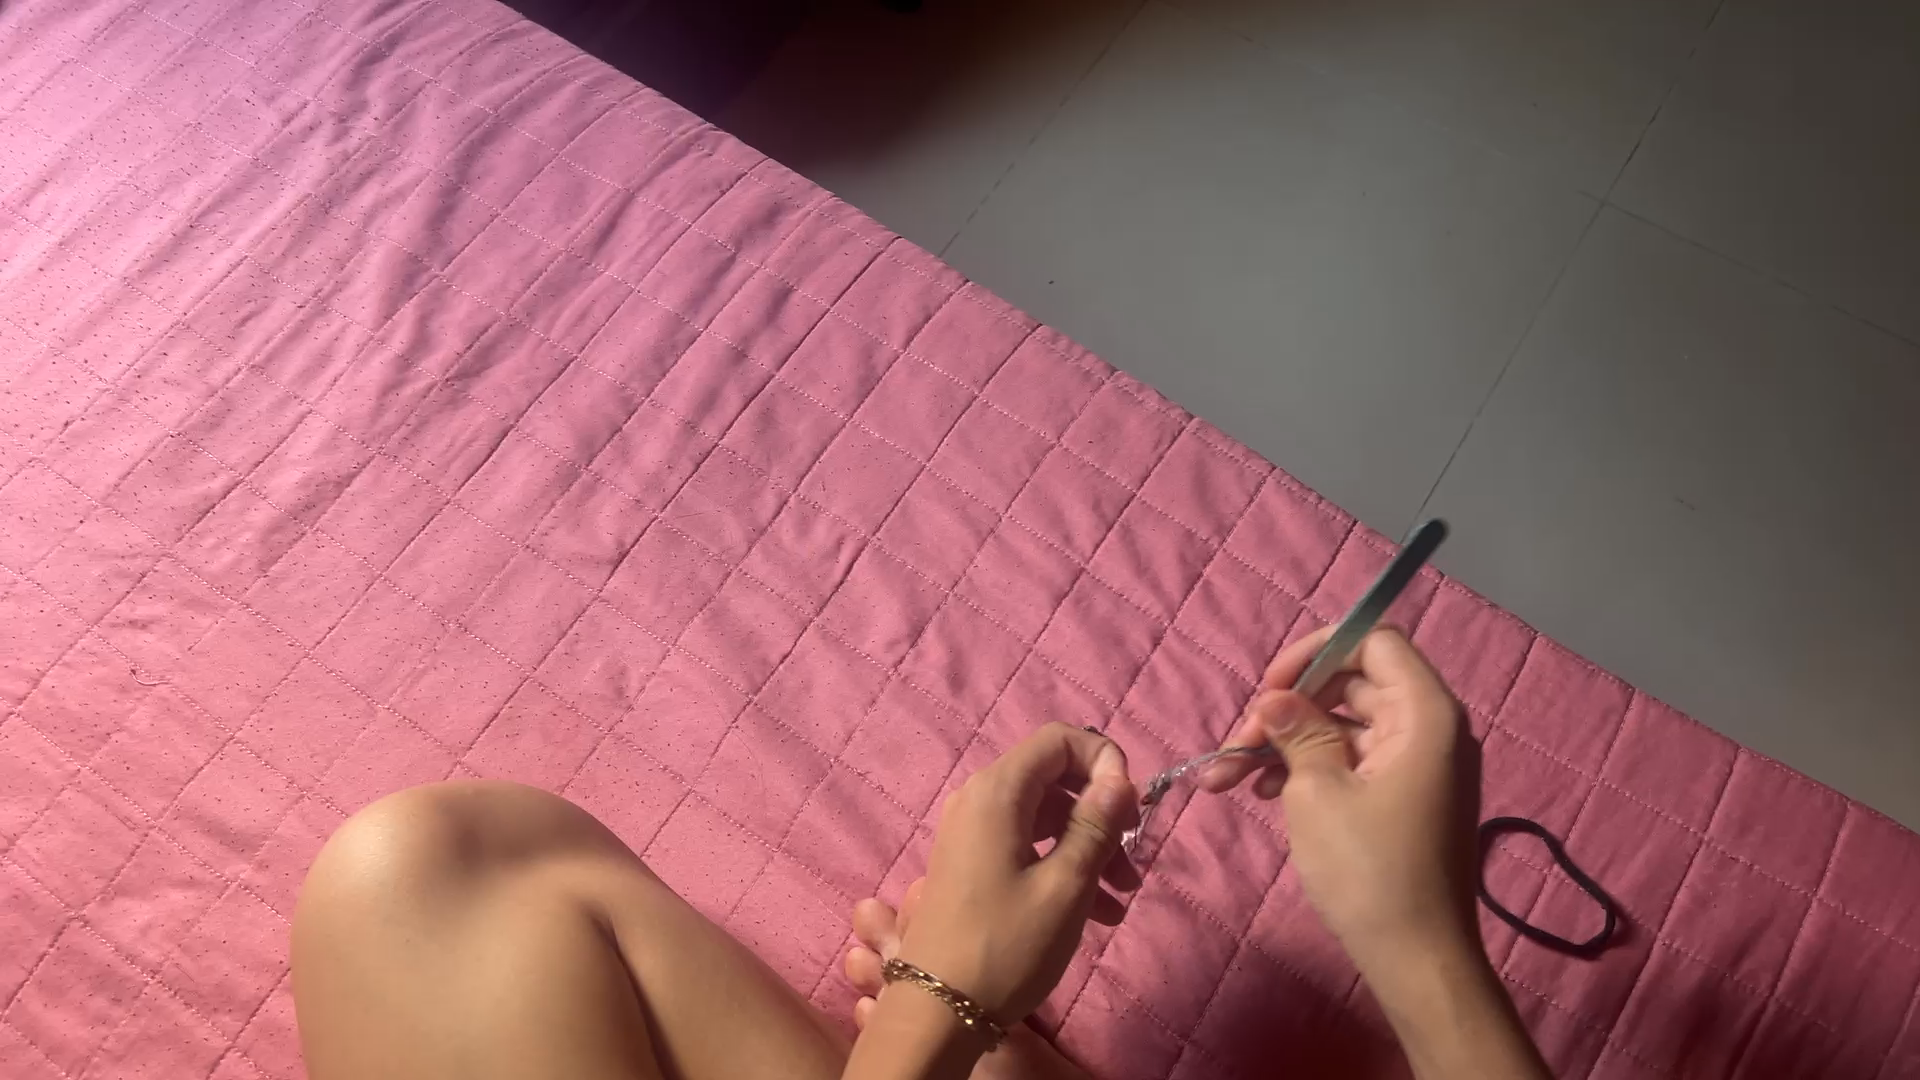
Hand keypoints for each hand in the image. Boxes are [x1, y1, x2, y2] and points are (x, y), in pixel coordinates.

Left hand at [896, 723, 1141, 1021]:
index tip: (1130, 807)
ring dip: (1088, 843)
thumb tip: (1119, 779)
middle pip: (1054, 775)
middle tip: (1132, 853)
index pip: (1058, 739)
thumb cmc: (1006, 944)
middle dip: (1100, 808)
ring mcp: (973, 828)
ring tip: (1123, 894)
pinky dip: (1062, 861)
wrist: (938, 1010)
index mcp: (998, 789)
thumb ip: (1096, 826)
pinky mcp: (973, 857)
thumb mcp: (1066, 886)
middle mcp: (980, 796)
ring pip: (1045, 814)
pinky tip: (1099, 910)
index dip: (1102, 760)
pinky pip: (1026, 841)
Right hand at [1198, 625, 1479, 967]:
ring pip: (1336, 725)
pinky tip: (1258, 789)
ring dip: (1282, 741)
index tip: (1272, 686)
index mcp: (1423, 716)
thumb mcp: (1316, 788)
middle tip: (1238, 740)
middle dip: (1286, 707)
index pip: (1374, 644)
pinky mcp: (1397, 794)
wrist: (1414, 960)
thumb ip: (1296, 729)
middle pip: (1347, 686)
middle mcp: (1425, 730)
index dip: (1319, 653)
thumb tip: (1275, 698)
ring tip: (1228, 774)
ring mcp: (1411, 764)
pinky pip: (1344, 757)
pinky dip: (1301, 765)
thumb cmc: (1368, 867)